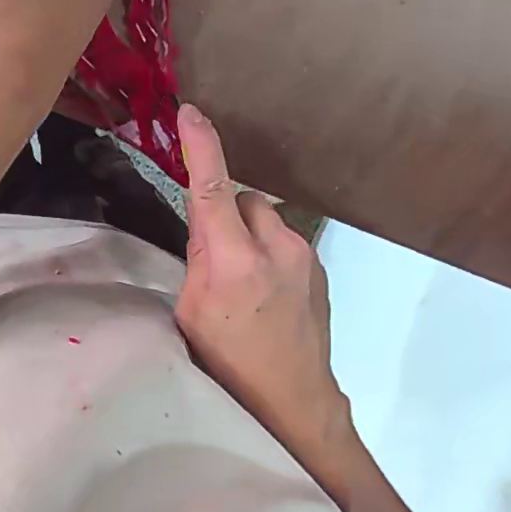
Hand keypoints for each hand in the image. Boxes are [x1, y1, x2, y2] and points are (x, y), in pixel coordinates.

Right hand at [174, 104, 347, 451]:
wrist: (291, 397)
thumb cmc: (227, 362)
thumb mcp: (191, 313)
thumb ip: (199, 262)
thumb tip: (206, 231)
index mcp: (232, 260)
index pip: (211, 189)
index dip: (201, 147)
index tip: (191, 113)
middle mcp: (276, 247)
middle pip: (244, 201)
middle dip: (224, 215)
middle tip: (211, 259)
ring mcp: (305, 256)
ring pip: (267, 221)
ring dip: (247, 236)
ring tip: (240, 283)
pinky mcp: (319, 269)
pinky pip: (285, 242)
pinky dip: (267, 253)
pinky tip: (263, 294)